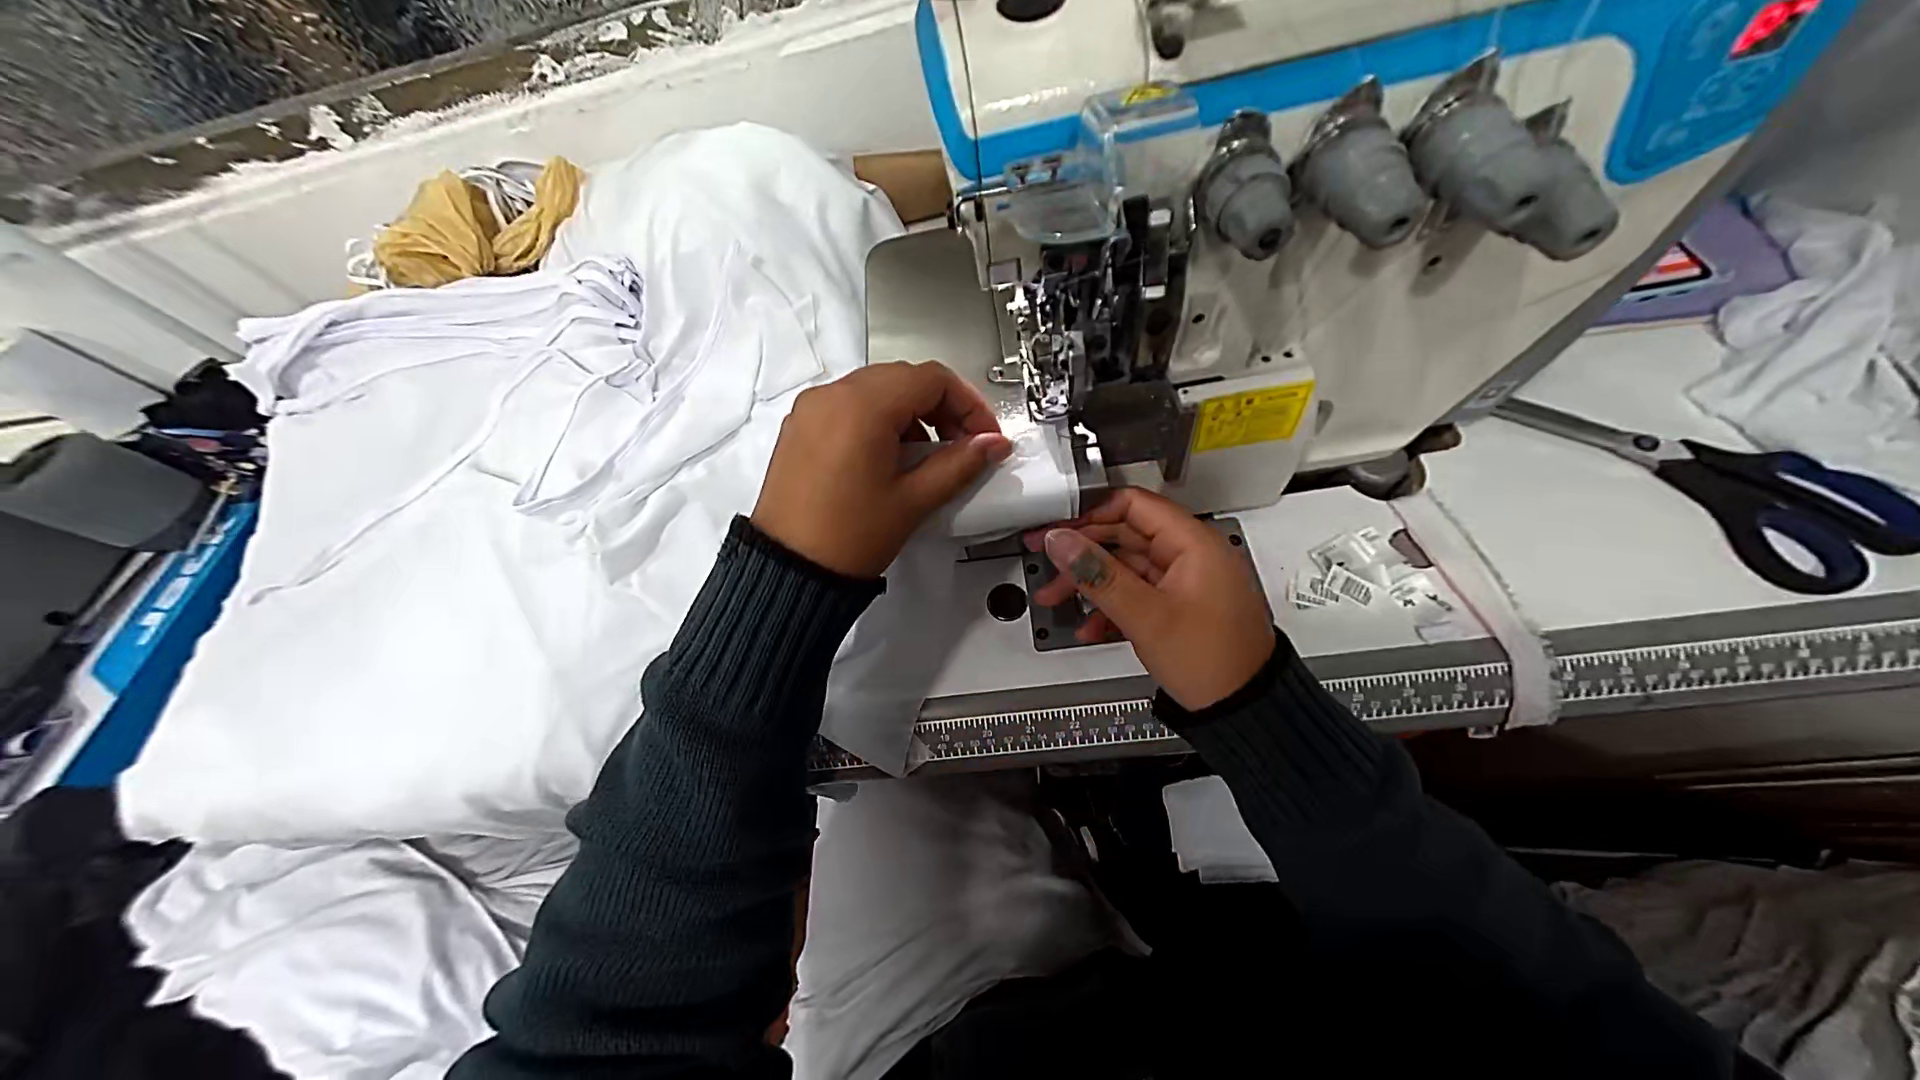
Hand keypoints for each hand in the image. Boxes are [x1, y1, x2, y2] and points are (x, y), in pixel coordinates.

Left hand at [753, 361, 1012, 577]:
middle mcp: (832, 397)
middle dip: (942, 408)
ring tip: (927, 459)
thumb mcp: (914, 500)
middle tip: (963, 445)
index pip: (932, 379)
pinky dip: (879, 422)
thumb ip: (960, 464)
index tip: (983, 433)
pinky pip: (849, 407)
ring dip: (911, 415)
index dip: (969, 404)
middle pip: (904, 379)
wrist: (790, 571)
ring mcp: (812, 410)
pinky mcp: (801, 428)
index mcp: (862, 407)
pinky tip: (892, 461)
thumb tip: (989, 444)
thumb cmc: (843, 540)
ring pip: (877, 390)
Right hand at [1028, 489, 1274, 709]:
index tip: (1059, 530)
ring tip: (1059, 598)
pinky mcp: (1179, 605)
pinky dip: (1111, 604)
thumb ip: (1098, 574)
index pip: (1132, 505)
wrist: (1244, 709)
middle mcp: (1191, 556)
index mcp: (1193, 544)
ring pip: (1126, 567)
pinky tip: (1091, 624)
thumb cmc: (1216, 663)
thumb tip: (1063, 542)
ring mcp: (1184, 581)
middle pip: (1124, 537)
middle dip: (1082, 553)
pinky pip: (1136, 592)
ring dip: (1091, 583)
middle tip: (1050, 562)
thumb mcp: (1145, 615)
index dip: (1090, 514)